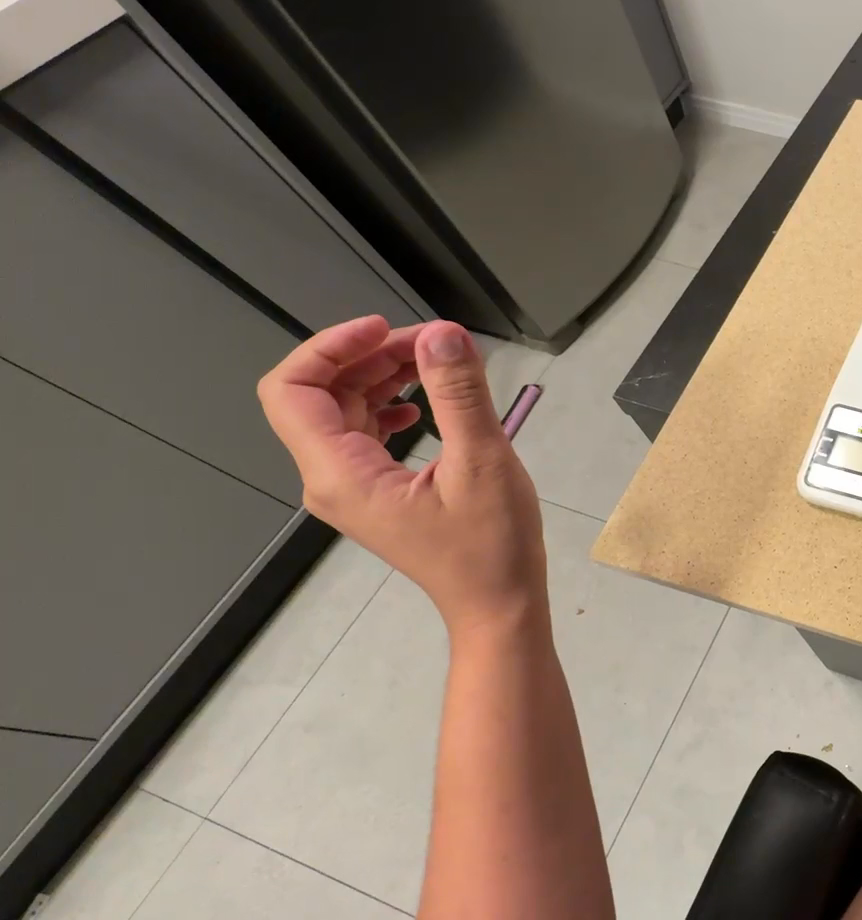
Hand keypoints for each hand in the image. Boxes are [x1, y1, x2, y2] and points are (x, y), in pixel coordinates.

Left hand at [258, 316, 545, 637]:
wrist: (498, 603)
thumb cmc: (490, 542)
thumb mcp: (483, 462)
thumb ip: (459, 395)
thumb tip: (443, 333)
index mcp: (341, 473)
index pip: (293, 391)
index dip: (330, 348)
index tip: (388, 328)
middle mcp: (331, 478)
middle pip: (320, 396)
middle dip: (370, 357)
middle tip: (433, 342)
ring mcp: (352, 488)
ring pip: (344, 413)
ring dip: (384, 378)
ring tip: (436, 363)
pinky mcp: (377, 493)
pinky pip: (364, 435)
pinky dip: (390, 406)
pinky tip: (424, 405)